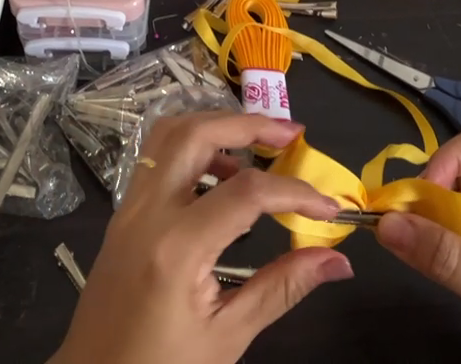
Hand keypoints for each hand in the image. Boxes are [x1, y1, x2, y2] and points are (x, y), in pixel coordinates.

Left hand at [51, 111, 352, 363]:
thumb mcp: (228, 336)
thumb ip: (282, 288)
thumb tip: (337, 261)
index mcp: (176, 246)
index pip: (246, 192)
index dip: (295, 192)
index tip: (328, 207)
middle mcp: (148, 211)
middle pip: (196, 134)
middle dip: (248, 123)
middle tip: (292, 133)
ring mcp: (129, 207)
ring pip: (169, 135)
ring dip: (216, 126)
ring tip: (257, 147)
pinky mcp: (123, 212)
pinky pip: (157, 158)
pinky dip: (192, 147)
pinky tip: (220, 176)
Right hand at [377, 122, 460, 363]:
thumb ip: (449, 259)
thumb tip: (385, 222)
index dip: (449, 158)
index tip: (422, 195)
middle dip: (430, 191)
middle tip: (399, 222)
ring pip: (456, 205)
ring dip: (428, 219)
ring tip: (402, 241)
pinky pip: (457, 238)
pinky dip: (434, 243)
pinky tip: (420, 258)